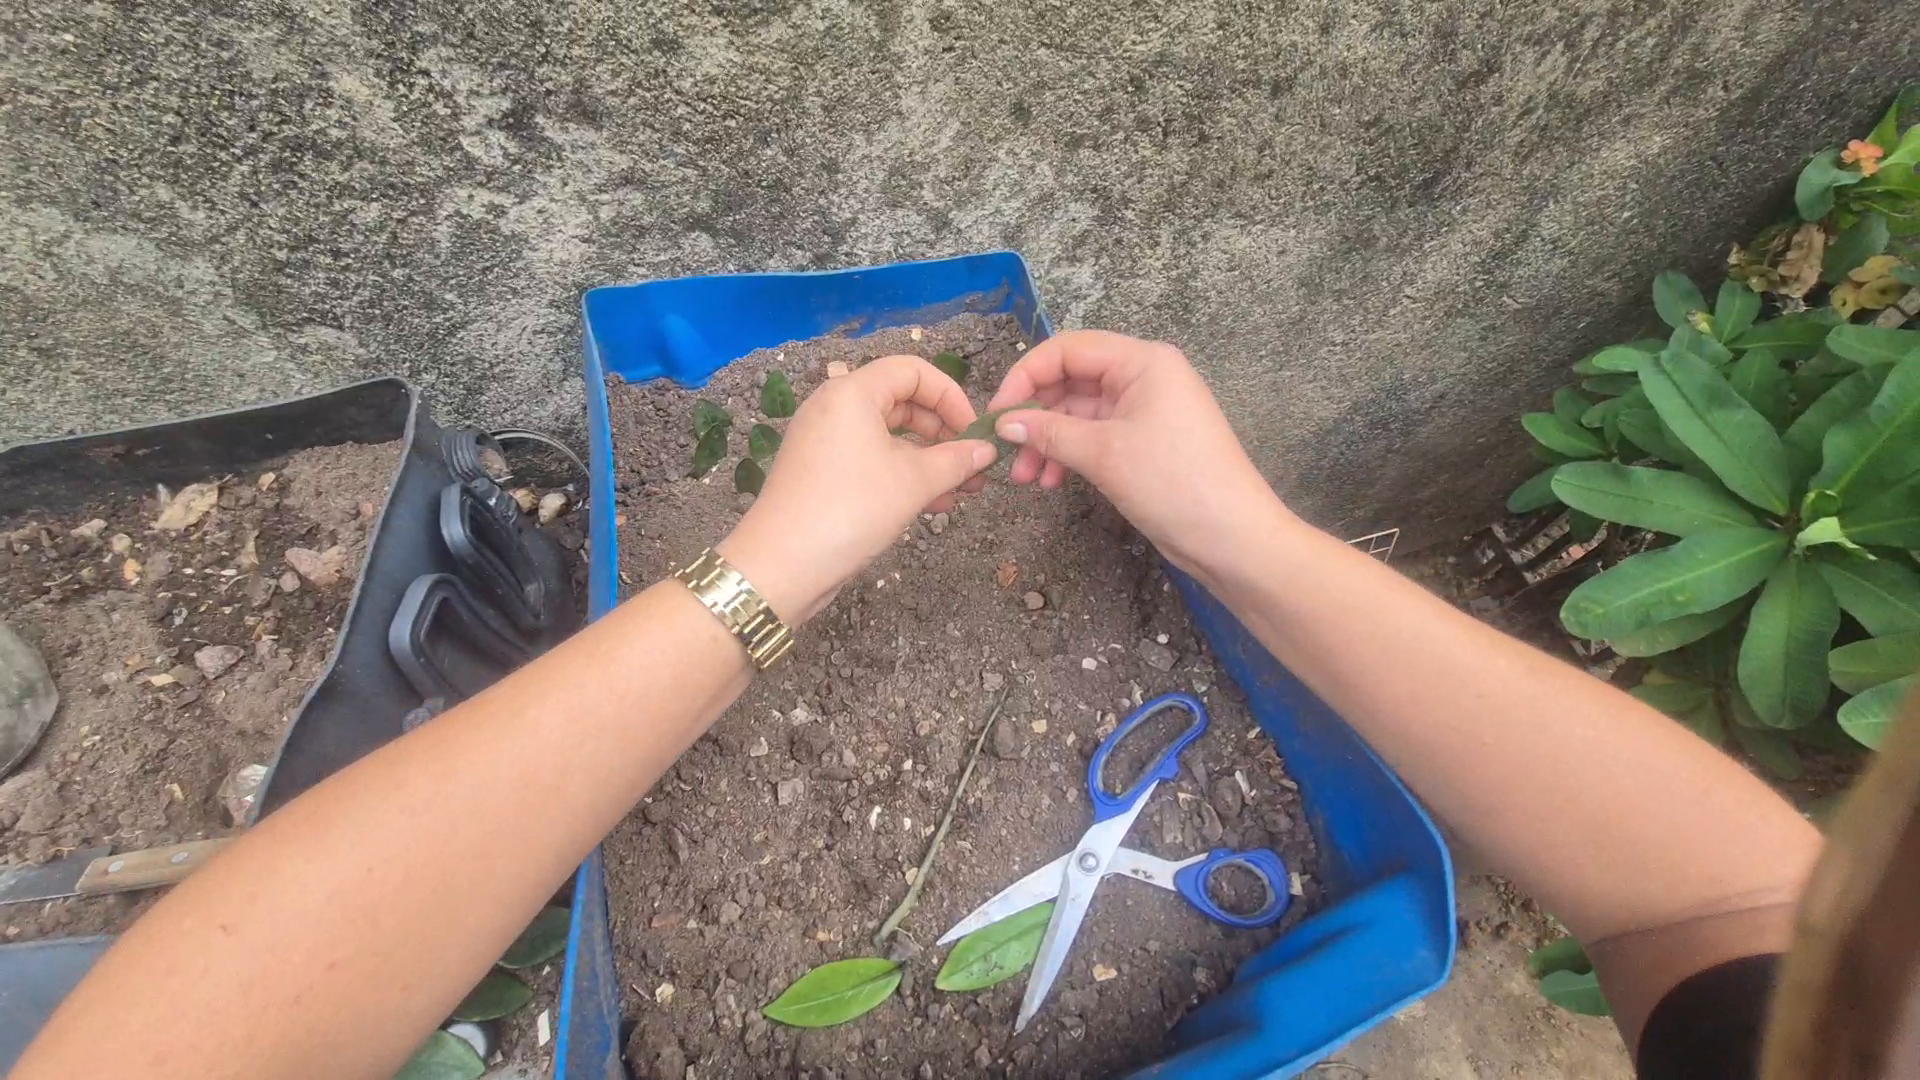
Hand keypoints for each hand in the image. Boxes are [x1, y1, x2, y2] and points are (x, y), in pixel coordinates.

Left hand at [719, 355, 994, 624]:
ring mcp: (826, 441)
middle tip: (974, 465)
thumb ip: (956, 461)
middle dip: (944, 434)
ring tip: (963, 491)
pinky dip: (903, 475)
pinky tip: (933, 504)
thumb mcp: (914, 483)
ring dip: (929, 460)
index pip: (913, 371)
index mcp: (852, 392)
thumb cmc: (851, 510)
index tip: (974, 432)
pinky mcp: (822, 472)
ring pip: (890, 437)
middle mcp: (835, 407)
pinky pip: (872, 460)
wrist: (782, 565)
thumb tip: (988, 450)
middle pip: (902, 403)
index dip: (951, 396)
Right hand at [986, 329, 1287, 578]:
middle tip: (1006, 453)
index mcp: (1142, 361)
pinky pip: (1092, 438)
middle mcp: (1142, 377)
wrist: (1231, 538)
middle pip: (1070, 382)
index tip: (997, 415)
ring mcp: (1142, 411)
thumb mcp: (1104, 453)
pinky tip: (1050, 483)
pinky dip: (1067, 456)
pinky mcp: (1140, 443)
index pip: (1067, 349)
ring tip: (1025, 480)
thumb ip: (1049, 432)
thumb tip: (1003, 422)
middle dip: (1035, 417)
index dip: (1026, 376)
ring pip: (1077, 414)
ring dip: (1047, 443)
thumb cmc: (1173, 483)